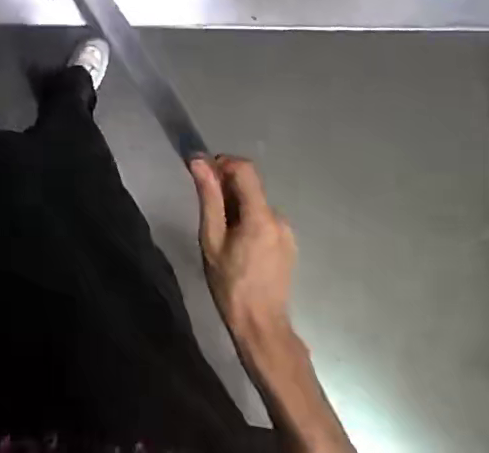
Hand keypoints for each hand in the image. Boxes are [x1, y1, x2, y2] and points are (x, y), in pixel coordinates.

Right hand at [191, 155, 297, 342]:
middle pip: (250, 186)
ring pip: (256, 203)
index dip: (222, 164)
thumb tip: (199, 161)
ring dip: (236, 205)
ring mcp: (287, 232)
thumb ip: (209, 197)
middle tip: (207, 210)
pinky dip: (248, 219)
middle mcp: (279, 218)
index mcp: (261, 216)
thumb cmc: (230, 284)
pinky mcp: (289, 244)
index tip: (204, 176)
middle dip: (226, 188)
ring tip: (221, 233)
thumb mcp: (211, 239)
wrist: (261, 326)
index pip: (245, 169)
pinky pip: (265, 218)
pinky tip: (238, 244)